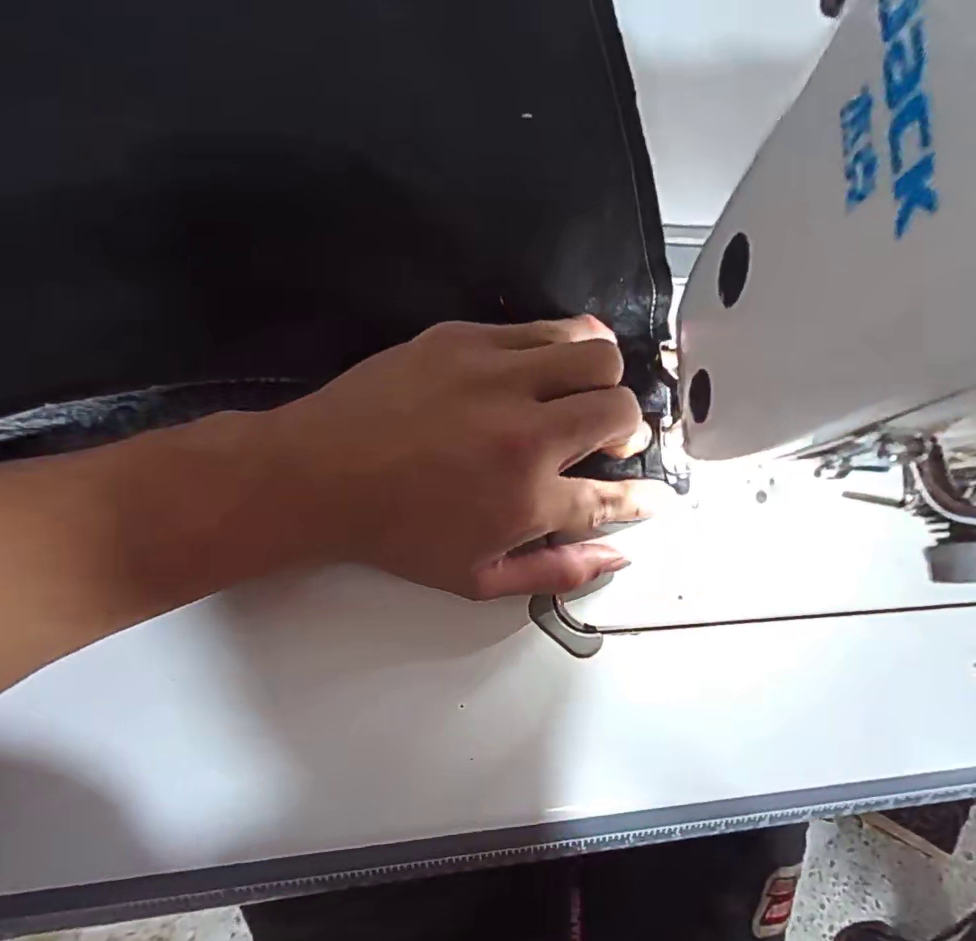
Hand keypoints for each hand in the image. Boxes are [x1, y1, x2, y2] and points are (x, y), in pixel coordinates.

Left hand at [257, 315, 673, 598]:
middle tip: (605, 441)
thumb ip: (558, 571)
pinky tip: (547, 368)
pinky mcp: (466, 339)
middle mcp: (522, 432)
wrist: (316, 476)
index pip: (615, 496)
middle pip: (619, 410)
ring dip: (603, 380)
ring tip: (582, 396)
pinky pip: (547, 327)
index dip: (646, 497)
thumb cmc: (397, 534)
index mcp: (526, 499)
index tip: (658, 495)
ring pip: (596, 354)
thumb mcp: (479, 578)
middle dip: (627, 430)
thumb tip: (618, 555)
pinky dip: (564, 347)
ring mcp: (495, 376)